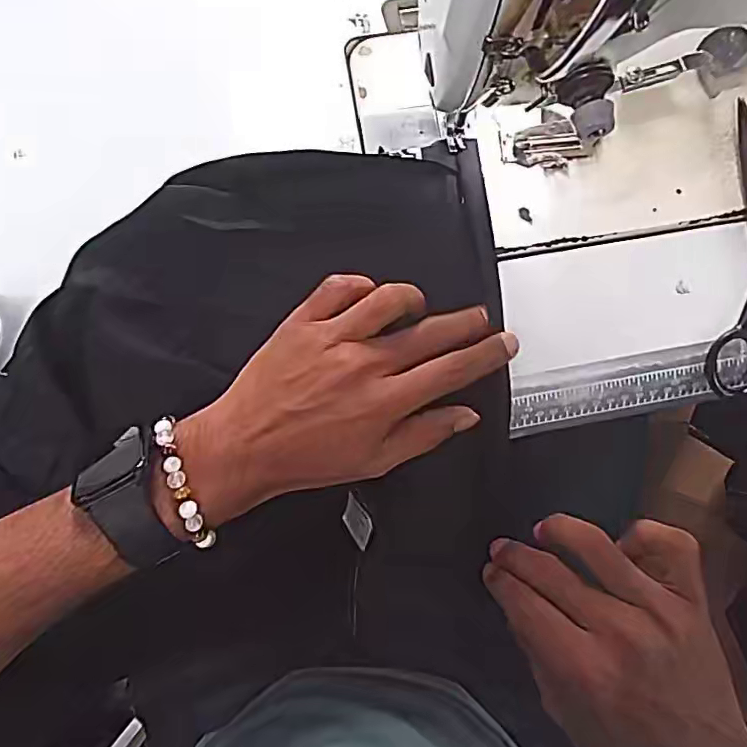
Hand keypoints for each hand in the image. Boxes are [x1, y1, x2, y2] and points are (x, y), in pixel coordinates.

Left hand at [169, 274, 516, 528]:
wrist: (244, 444)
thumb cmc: (302, 457)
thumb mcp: (373, 461)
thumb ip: (424, 434)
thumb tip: (461, 416)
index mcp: (384, 400)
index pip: (451, 369)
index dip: (485, 353)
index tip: (501, 343)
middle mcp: (362, 364)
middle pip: (431, 331)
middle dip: (466, 321)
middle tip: (479, 318)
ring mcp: (332, 338)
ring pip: (389, 299)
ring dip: (414, 298)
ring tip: (420, 305)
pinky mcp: (303, 323)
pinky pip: (338, 288)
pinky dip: (360, 284)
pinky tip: (367, 293)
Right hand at [485, 516, 746, 746]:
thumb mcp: (564, 715)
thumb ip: (536, 654)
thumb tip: (514, 602)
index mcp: (583, 671)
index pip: (523, 602)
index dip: (499, 581)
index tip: (491, 572)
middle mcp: (619, 633)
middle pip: (549, 570)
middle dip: (515, 555)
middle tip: (502, 550)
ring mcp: (660, 611)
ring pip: (598, 545)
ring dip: (560, 529)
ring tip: (545, 530)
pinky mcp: (693, 602)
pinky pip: (667, 544)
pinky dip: (640, 535)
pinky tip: (620, 547)